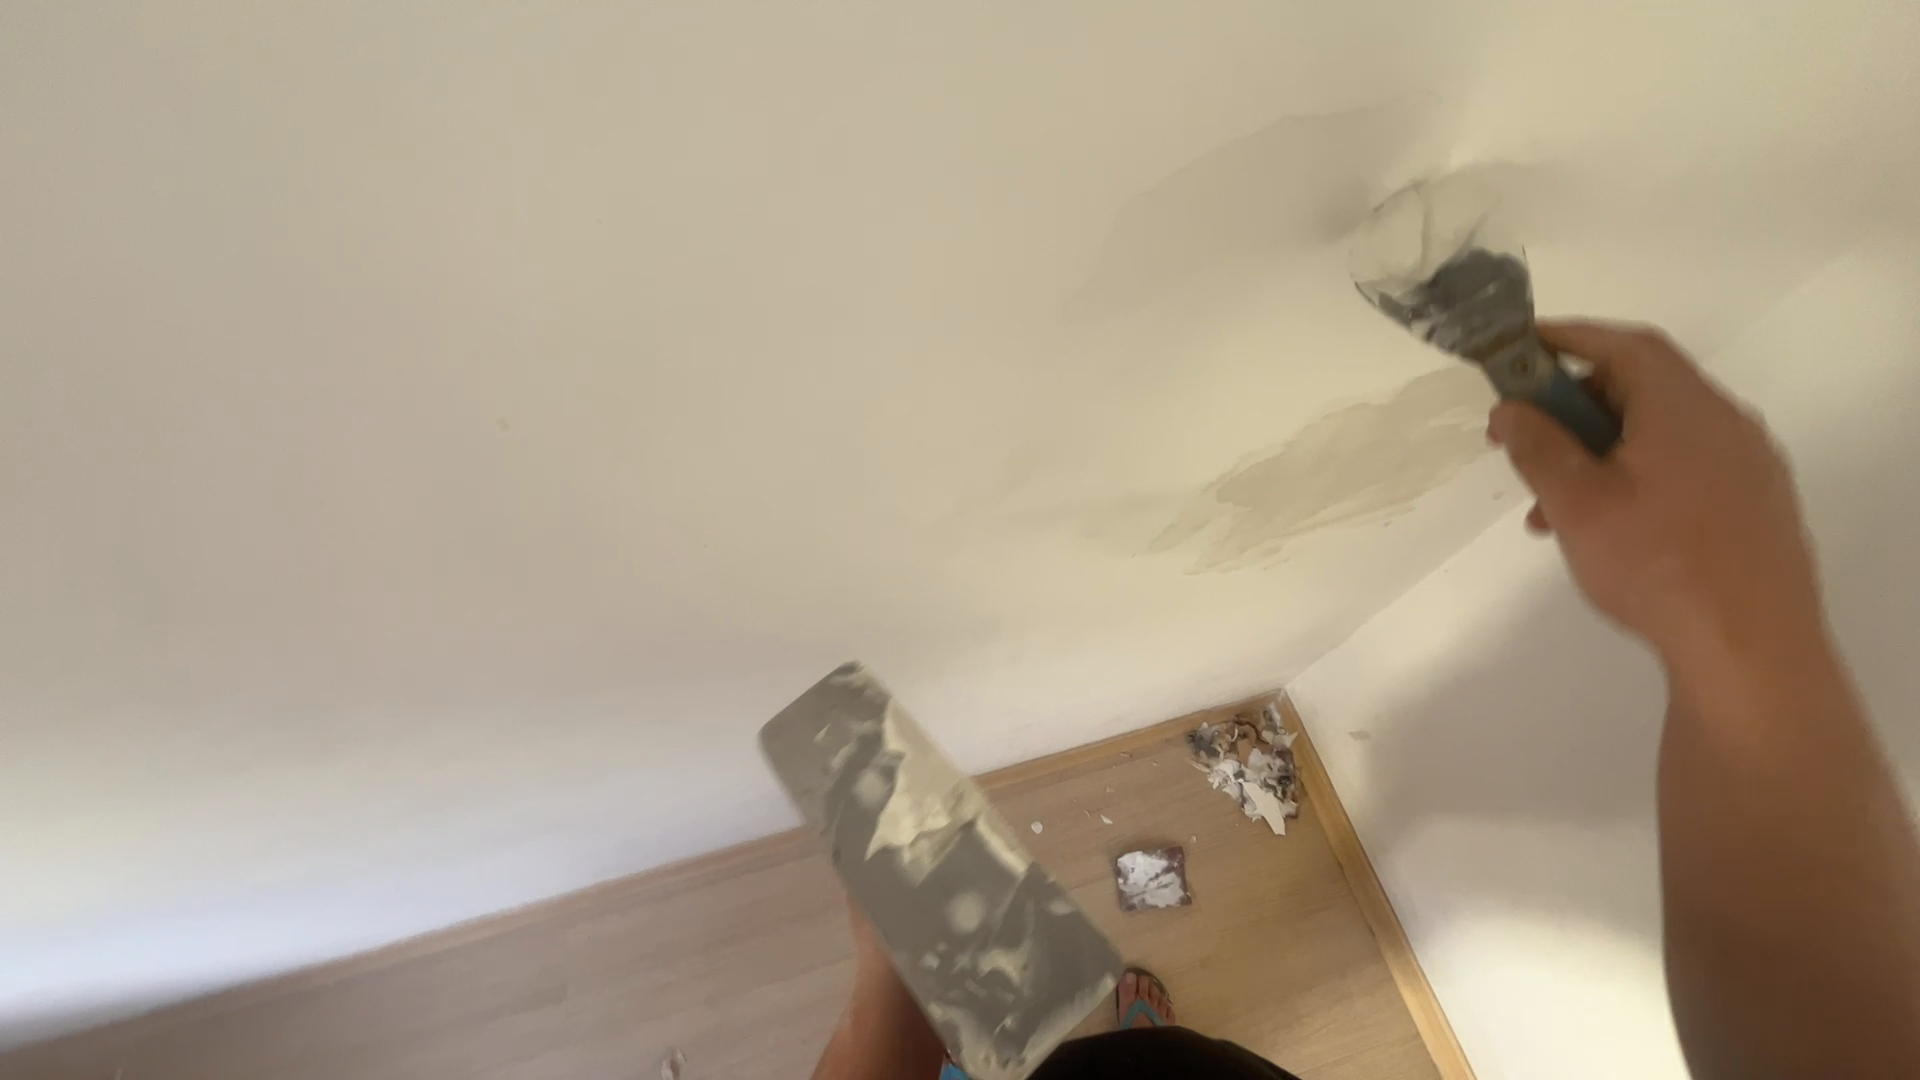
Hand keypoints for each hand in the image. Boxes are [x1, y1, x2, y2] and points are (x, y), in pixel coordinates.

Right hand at [1489, 321, 1826, 669]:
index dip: (1569, 337)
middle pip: (1638, 388)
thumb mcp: (1576, 502)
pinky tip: (1590, 525)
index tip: (1517, 347)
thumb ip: (1538, 448)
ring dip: (1588, 450)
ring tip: (1545, 501)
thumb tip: (1509, 409)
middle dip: (1568, 405)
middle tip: (1516, 435)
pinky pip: (1671, 467)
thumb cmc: (1654, 562)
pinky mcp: (1745, 503)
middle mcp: (1724, 425)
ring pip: (1649, 434)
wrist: (1747, 644)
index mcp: (1686, 412)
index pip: (1625, 347)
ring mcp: (1742, 465)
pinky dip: (1621, 476)